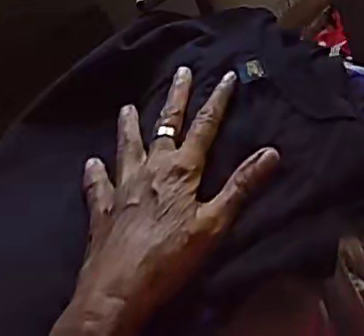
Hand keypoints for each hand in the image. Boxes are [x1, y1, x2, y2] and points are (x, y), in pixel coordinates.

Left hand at [51, 68, 280, 335]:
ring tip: (128, 107)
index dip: (218, 99)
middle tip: (181, 71)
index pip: (205, 126)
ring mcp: (124, 187)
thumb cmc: (170, 259)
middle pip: (167, 125)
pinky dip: (95, 173)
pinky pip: (98, 186)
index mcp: (181, 170)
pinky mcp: (103, 210)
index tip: (226, 75)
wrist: (116, 293)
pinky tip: (91, 162)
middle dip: (177, 97)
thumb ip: (241, 186)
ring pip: (129, 147)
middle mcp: (152, 168)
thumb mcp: (214, 225)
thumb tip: (272, 151)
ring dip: (130, 126)